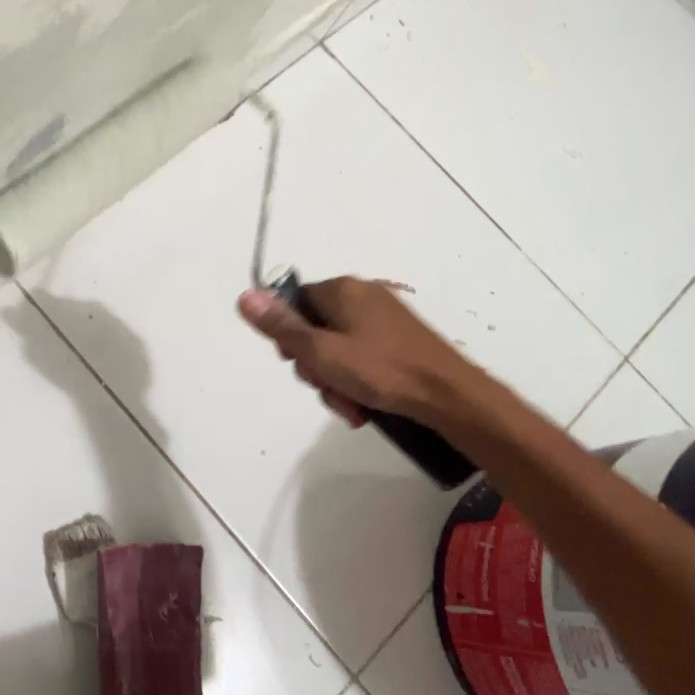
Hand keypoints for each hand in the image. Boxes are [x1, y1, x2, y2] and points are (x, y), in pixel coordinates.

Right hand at [236, 277, 478, 425]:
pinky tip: (364, 404)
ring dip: (335, 379)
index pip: (294, 304)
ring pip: (337, 348)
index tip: (299, 363)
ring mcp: (385, 317)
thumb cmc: (380, 371)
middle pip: (315, 328)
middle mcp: (363, 295)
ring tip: (350, 404)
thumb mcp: (320, 352)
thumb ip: (280, 326)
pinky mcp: (401, 339)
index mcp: (342, 290)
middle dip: (315, 365)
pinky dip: (357, 379)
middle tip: (327, 387)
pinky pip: (362, 356)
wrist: (449, 396)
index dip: (288, 337)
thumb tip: (245, 295)